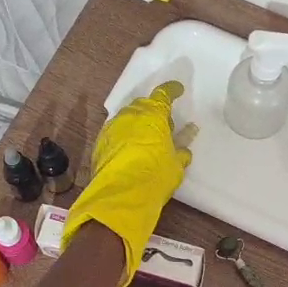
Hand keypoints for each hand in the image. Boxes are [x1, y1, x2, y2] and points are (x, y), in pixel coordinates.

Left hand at [64, 81, 192, 286]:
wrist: (120, 196)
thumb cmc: (155, 176)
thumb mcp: (176, 164)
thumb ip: (181, 147)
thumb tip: (187, 137)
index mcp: (152, 115)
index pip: (163, 95)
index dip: (172, 91)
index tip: (178, 90)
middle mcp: (129, 115)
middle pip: (143, 105)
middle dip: (154, 110)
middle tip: (164, 123)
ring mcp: (111, 128)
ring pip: (127, 118)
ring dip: (138, 123)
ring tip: (147, 137)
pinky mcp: (100, 143)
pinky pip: (116, 133)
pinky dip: (125, 136)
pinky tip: (131, 150)